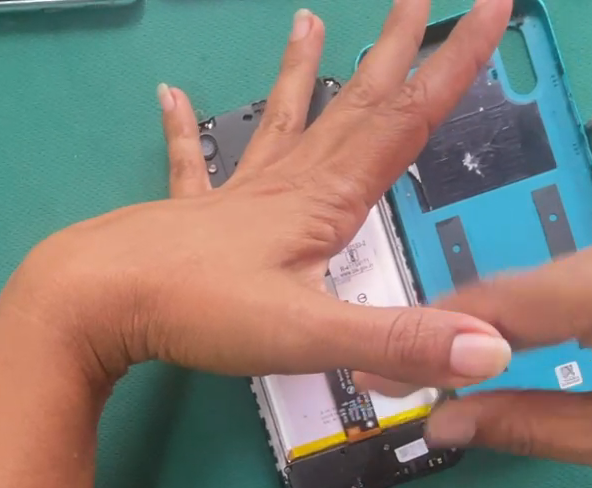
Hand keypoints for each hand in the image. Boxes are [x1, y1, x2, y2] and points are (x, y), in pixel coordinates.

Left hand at [5, 0, 517, 389]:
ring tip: (307, 21)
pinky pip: (191, 162)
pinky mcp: (186, 216)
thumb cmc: (202, 312)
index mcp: (322, 204)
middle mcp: (282, 187)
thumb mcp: (312, 334)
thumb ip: (398, 340)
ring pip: (277, 124)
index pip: (401, 125)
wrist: (100, 302)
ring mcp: (230, 197)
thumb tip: (491, 350)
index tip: (487, 9)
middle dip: (390, 56)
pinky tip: (171, 97)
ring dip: (300, 76)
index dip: (451, 70)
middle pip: (348, 110)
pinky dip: (184, 130)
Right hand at [417, 211, 591, 487]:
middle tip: (399, 384)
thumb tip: (438, 422)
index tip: (375, 372)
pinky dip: (528, 322)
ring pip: (540, 285)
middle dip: (455, 341)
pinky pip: (570, 284)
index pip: (510, 304)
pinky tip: (497, 353)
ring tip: (438, 377)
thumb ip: (529, 426)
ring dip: (488, 333)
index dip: (434, 341)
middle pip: (520, 290)